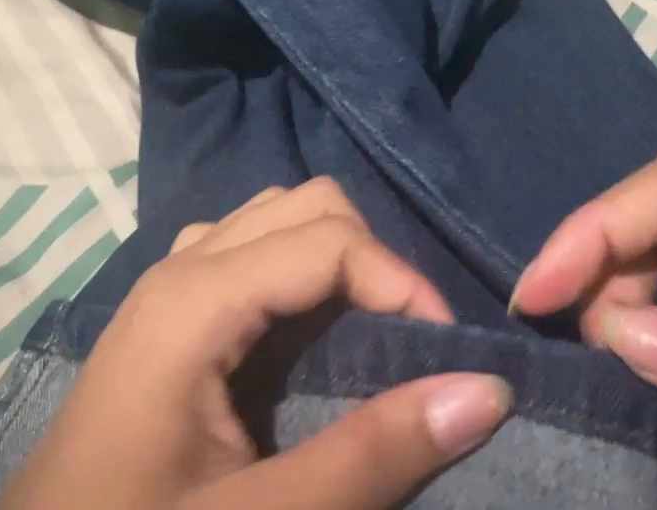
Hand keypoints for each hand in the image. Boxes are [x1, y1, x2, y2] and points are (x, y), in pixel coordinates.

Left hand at [3, 178, 512, 509]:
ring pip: (278, 216)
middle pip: (307, 204)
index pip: (329, 240)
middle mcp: (183, 264)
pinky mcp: (170, 307)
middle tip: (407, 342)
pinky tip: (304, 335)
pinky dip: (298, 269)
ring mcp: (171, 279)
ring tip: (367, 334)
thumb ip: (372, 453)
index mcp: (195, 300)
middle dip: (373, 259)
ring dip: (336, 258)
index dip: (402, 283)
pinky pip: (250, 246)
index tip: (446, 354)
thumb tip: (486, 388)